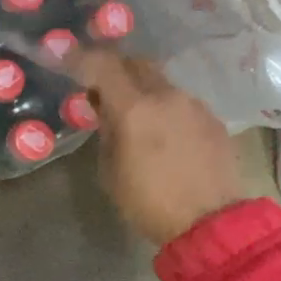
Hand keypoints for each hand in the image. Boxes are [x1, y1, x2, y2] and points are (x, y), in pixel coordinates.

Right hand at [71, 50, 242, 246]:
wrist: (212, 223)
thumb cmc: (149, 202)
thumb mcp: (110, 169)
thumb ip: (106, 129)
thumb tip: (104, 107)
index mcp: (134, 108)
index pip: (103, 64)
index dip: (82, 58)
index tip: (67, 60)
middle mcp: (166, 96)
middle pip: (136, 63)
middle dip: (115, 69)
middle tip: (101, 85)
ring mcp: (194, 105)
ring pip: (161, 81)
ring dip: (143, 89)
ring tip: (135, 113)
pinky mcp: (213, 118)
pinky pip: (181, 101)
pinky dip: (166, 106)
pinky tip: (164, 131)